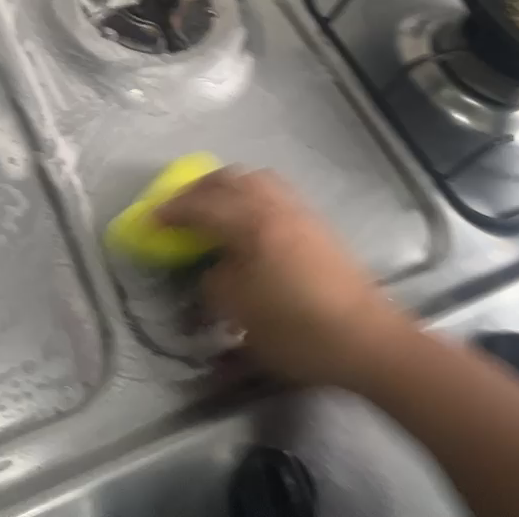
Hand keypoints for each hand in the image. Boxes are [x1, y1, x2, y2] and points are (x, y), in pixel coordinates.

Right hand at [157, 168, 414, 387]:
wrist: (367, 339)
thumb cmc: (298, 329)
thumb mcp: (240, 312)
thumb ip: (216, 282)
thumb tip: (211, 269)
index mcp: (250, 223)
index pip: (200, 206)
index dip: (171, 212)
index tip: (151, 222)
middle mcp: (273, 205)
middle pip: (228, 179)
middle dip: (198, 190)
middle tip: (180, 211)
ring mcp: (299, 210)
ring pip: (254, 178)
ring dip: (227, 187)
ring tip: (213, 208)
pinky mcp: (316, 222)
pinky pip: (274, 191)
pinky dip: (251, 194)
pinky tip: (248, 219)